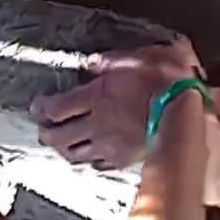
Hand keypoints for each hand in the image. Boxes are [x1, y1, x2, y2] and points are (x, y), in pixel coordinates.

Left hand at [32, 36, 200, 169]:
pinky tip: (90, 157)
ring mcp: (105, 144)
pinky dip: (87, 159)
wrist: (182, 113)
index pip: (58, 106)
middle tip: (43, 127)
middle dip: (46, 131)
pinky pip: (95, 163)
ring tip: (60, 144)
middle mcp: (94, 123)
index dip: (43, 107)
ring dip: (62, 148)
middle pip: (58, 134)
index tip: (36, 105)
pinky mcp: (119, 158)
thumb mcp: (144, 56)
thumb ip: (115, 58)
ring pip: (73, 152)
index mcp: (98, 95)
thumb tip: (90, 61)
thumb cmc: (167, 79)